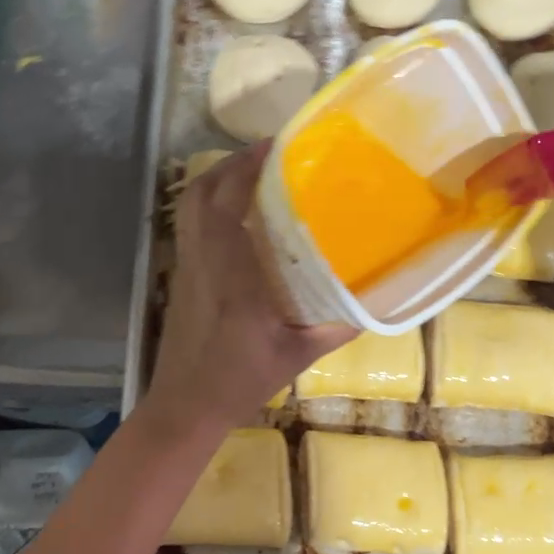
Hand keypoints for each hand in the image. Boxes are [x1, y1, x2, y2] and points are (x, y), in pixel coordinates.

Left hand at [143, 144, 354, 432]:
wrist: (185, 408)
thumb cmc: (238, 381)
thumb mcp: (295, 355)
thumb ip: (334, 327)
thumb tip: (373, 304)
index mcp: (230, 270)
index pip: (229, 199)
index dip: (248, 164)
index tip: (277, 145)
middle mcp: (201, 259)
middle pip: (202, 192)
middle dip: (231, 165)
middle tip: (267, 157)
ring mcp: (185, 269)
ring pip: (191, 209)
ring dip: (218, 184)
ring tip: (254, 180)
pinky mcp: (180, 282)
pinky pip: (191, 229)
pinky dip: (211, 211)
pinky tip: (240, 223)